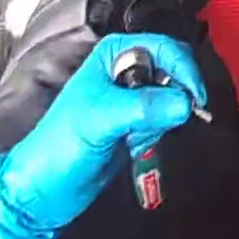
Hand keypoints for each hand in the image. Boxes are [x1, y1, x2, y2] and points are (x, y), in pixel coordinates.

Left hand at [0, 34, 205, 238]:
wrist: (43, 191)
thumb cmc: (59, 146)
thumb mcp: (101, 119)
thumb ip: (144, 108)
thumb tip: (184, 102)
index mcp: (114, 54)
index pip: (165, 48)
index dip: (184, 69)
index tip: (195, 98)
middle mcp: (125, 69)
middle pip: (173, 71)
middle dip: (174, 99)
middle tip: (166, 121)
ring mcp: (131, 97)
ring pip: (172, 98)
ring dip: (162, 122)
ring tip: (135, 140)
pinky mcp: (135, 123)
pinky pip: (164, 121)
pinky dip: (157, 136)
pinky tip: (135, 148)